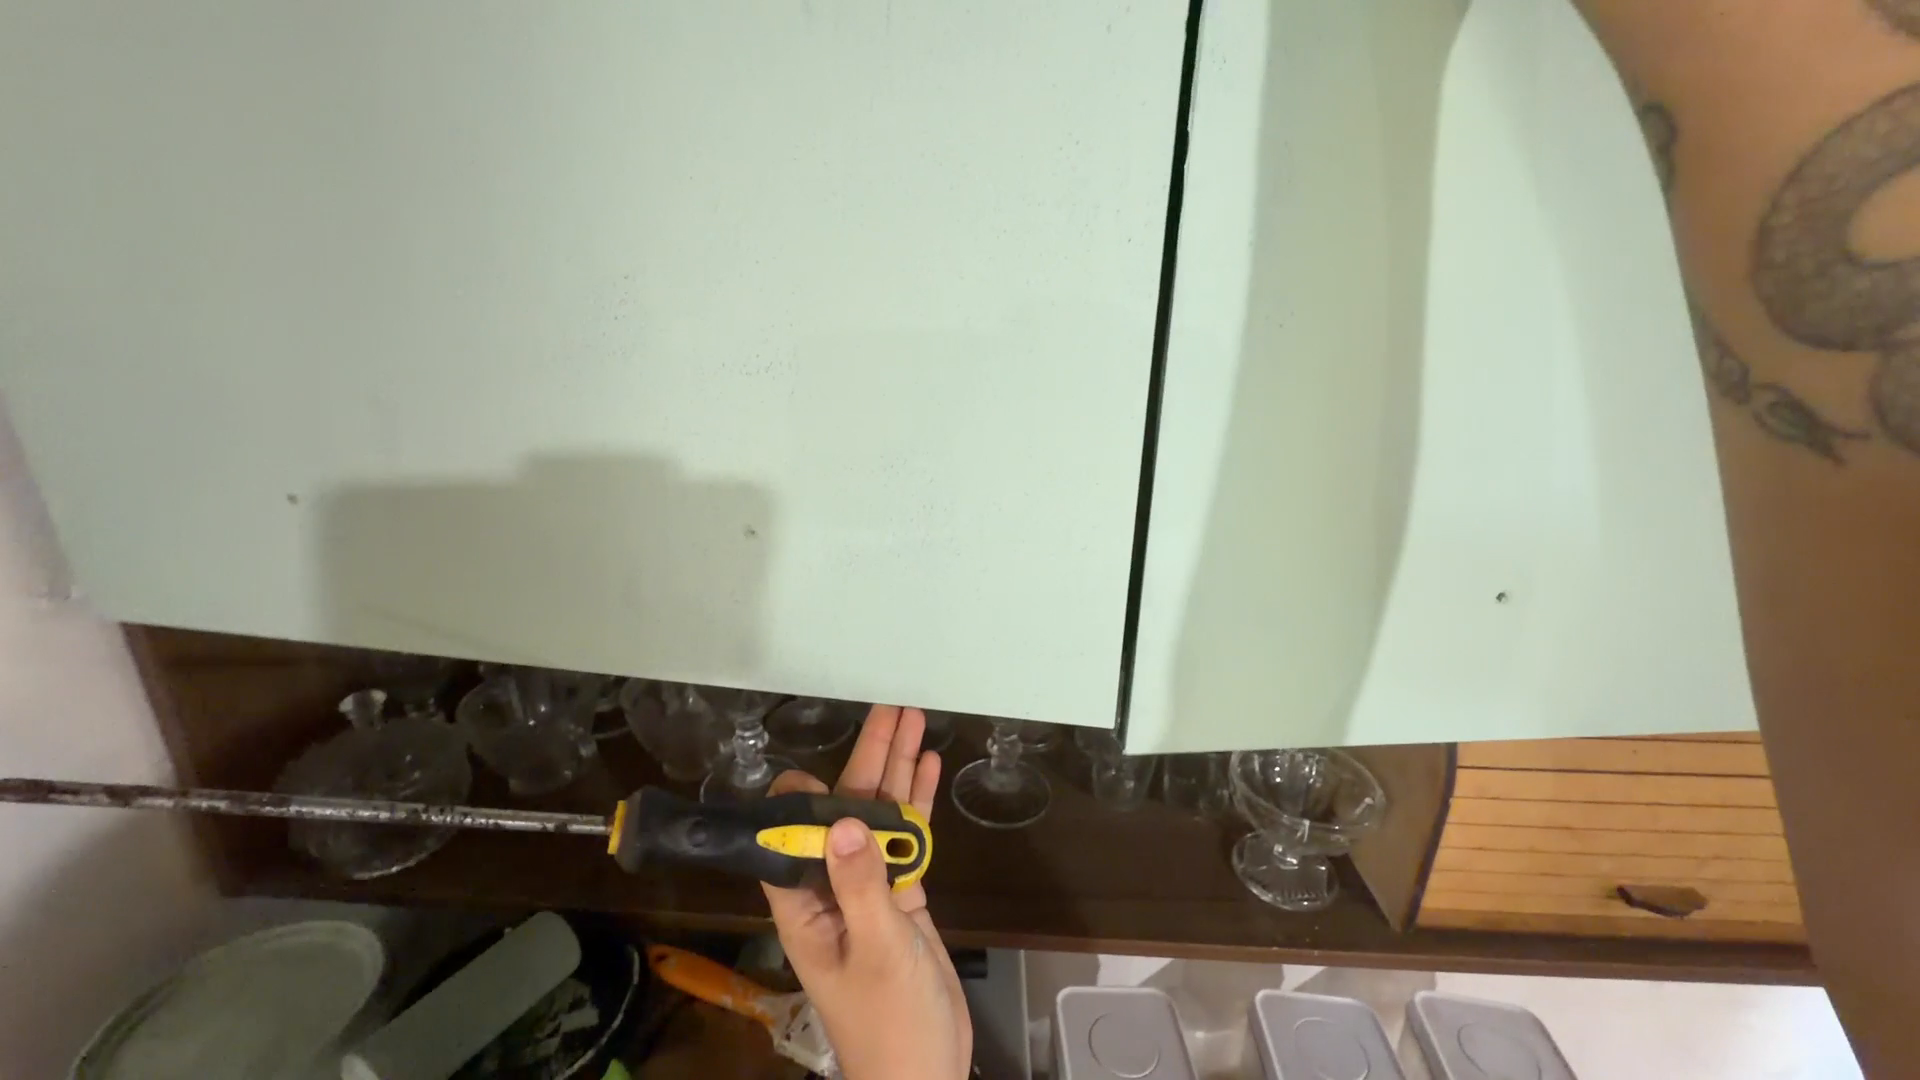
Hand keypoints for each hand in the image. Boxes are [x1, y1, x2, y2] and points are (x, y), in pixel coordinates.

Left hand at [761, 705, 970, 1079]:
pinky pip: (907, 840)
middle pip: (845, 810)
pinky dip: (918, 805)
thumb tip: (842, 818)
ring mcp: (870, 888)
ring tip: (913, 720)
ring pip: (879, 817)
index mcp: (805, 904)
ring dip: (896, 771)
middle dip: (868, 759)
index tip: (819, 762)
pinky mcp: (902, 896)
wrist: (926, 1071)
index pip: (789, 837)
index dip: (801, 798)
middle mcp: (831, 886)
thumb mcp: (876, 951)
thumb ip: (861, 884)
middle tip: (890, 710)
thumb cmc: (890, 1020)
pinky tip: (928, 768)